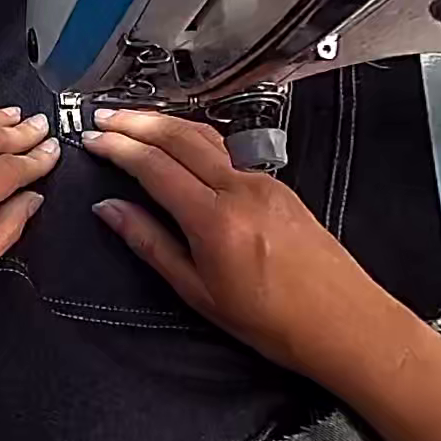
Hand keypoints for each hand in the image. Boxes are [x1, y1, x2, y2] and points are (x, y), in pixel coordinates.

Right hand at [84, 110, 398, 375]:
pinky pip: (225, 148)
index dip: (117, 147)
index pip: (153, 165)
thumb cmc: (275, 321)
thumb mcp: (199, 292)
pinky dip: (192, 137)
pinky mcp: (276, 182)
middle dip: (134, 121)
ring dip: (163, 122)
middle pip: (177, 136)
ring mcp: (261, 180)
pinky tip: (178, 143)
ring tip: (133, 120)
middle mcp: (239, 188)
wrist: (347, 323)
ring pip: (203, 135)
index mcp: (215, 219)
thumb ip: (150, 243)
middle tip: (104, 117)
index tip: (93, 139)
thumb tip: (109, 210)